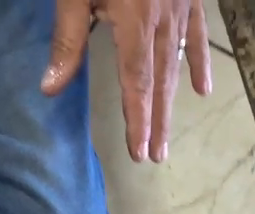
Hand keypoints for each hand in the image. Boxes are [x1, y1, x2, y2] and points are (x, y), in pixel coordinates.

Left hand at [42, 0, 212, 162]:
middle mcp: (163, 18)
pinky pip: (197, 31)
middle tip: (156, 157)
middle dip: (157, 121)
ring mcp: (181, 3)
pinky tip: (204, 87)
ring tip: (168, 136)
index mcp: (135, 20)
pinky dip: (199, 60)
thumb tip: (50, 89)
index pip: (137, 83)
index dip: (138, 120)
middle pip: (160, 80)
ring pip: (178, 62)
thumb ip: (67, 38)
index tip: (139, 152)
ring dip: (173, 102)